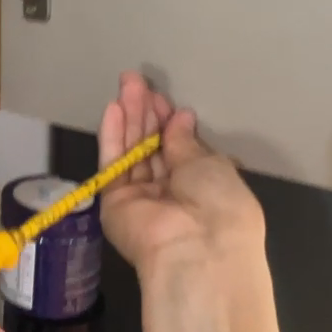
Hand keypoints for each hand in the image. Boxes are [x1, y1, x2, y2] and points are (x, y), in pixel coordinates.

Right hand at [98, 72, 265, 280]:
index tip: (164, 98)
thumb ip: (186, 141)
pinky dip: (112, 137)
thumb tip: (180, 118)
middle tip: (137, 80)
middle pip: (153, 146)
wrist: (194, 250)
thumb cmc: (219, 204)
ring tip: (125, 85)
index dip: (171, 121)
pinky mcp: (114, 202)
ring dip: (129, 118)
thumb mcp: (210, 164)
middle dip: (146, 113)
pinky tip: (113, 109)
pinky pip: (113, 165)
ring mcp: (141, 198)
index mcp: (203, 185)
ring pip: (132, 152)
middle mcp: (171, 192)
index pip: (180, 147)